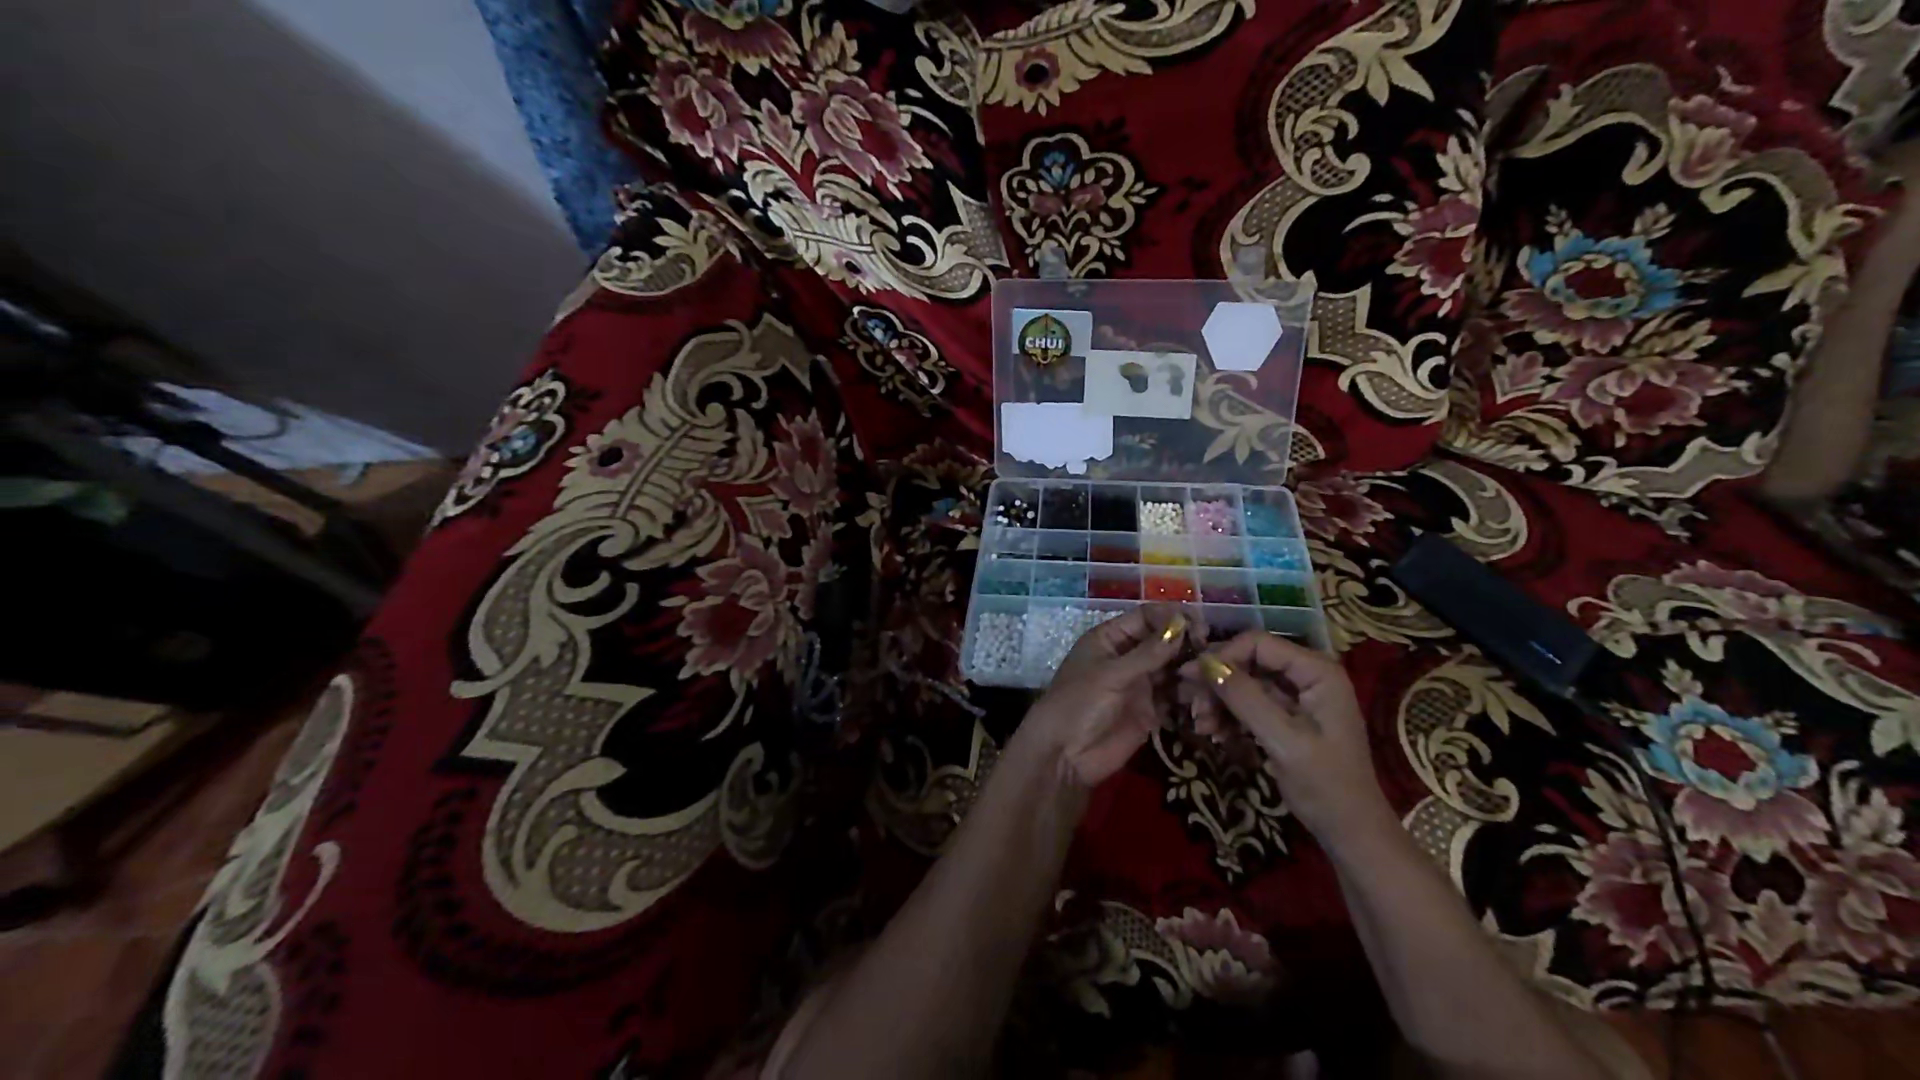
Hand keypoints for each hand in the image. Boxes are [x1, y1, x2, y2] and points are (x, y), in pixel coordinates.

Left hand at [1020, 604, 1202, 787]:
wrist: (1065, 755)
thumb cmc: (1078, 704)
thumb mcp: (1111, 674)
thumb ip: (1147, 653)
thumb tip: (1181, 626)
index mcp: (1110, 639)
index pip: (1146, 617)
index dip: (1172, 618)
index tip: (1199, 626)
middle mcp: (1127, 657)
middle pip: (1164, 642)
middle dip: (1187, 645)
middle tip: (1211, 654)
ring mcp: (1140, 684)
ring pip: (1174, 669)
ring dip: (1191, 672)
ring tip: (1207, 679)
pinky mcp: (1151, 710)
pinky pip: (1176, 697)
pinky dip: (1190, 696)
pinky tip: (1203, 700)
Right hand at [1180, 630, 1395, 847]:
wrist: (1350, 831)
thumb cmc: (1325, 784)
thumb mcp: (1283, 741)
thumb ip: (1246, 699)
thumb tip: (1205, 665)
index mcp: (1317, 672)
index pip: (1258, 644)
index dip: (1223, 657)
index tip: (1193, 680)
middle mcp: (1308, 675)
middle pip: (1248, 662)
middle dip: (1217, 683)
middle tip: (1192, 706)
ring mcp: (1297, 697)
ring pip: (1244, 683)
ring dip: (1219, 702)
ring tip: (1202, 728)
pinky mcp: (1286, 717)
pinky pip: (1249, 704)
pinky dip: (1229, 717)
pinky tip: (1214, 735)